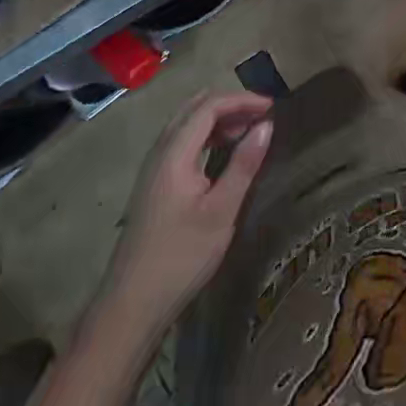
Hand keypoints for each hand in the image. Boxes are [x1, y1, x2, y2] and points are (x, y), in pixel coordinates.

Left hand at [115, 90, 273, 303]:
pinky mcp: (155, 185)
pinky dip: (207, 136)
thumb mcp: (222, 210)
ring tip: (250, 131)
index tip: (273, 107)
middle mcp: (159, 153)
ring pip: (187, 125)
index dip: (242, 100)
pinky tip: (225, 153)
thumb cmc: (181, 256)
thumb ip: (244, 164)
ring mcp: (154, 169)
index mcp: (173, 154)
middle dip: (230, 104)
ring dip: (218, 119)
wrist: (131, 305)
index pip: (208, 107)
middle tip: (262, 116)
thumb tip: (266, 125)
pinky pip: (183, 142)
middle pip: (194, 109)